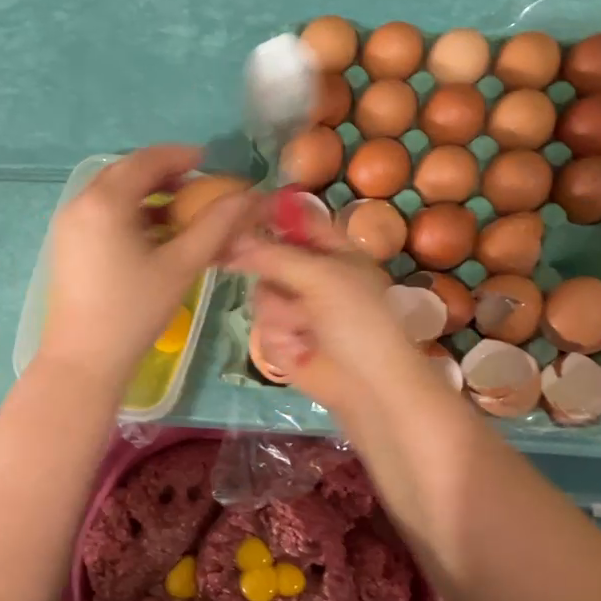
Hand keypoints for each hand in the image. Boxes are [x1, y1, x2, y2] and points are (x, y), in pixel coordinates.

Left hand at [40, 145, 263, 384]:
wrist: (84, 360)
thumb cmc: (134, 312)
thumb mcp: (181, 266)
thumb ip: (215, 226)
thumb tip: (248, 196)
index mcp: (105, 201)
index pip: (146, 160)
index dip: (180, 156)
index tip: (208, 161)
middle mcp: (80, 204)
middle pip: (125, 173)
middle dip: (162, 173)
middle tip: (195, 186)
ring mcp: (67, 226)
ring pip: (110, 195)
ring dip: (145, 195)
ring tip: (178, 214)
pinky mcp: (66, 247)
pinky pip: (100, 215)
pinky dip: (127, 214)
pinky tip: (152, 238)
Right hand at [225, 215, 442, 420]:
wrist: (367, 385)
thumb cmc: (358, 322)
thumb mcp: (321, 276)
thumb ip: (275, 255)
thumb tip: (232, 239)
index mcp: (335, 252)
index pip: (298, 222)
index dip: (271, 216)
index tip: (239, 215)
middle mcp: (314, 277)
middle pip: (269, 259)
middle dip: (267, 273)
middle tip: (240, 266)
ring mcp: (298, 310)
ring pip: (261, 296)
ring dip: (278, 314)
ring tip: (301, 329)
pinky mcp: (285, 340)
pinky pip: (263, 327)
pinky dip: (278, 339)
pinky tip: (299, 350)